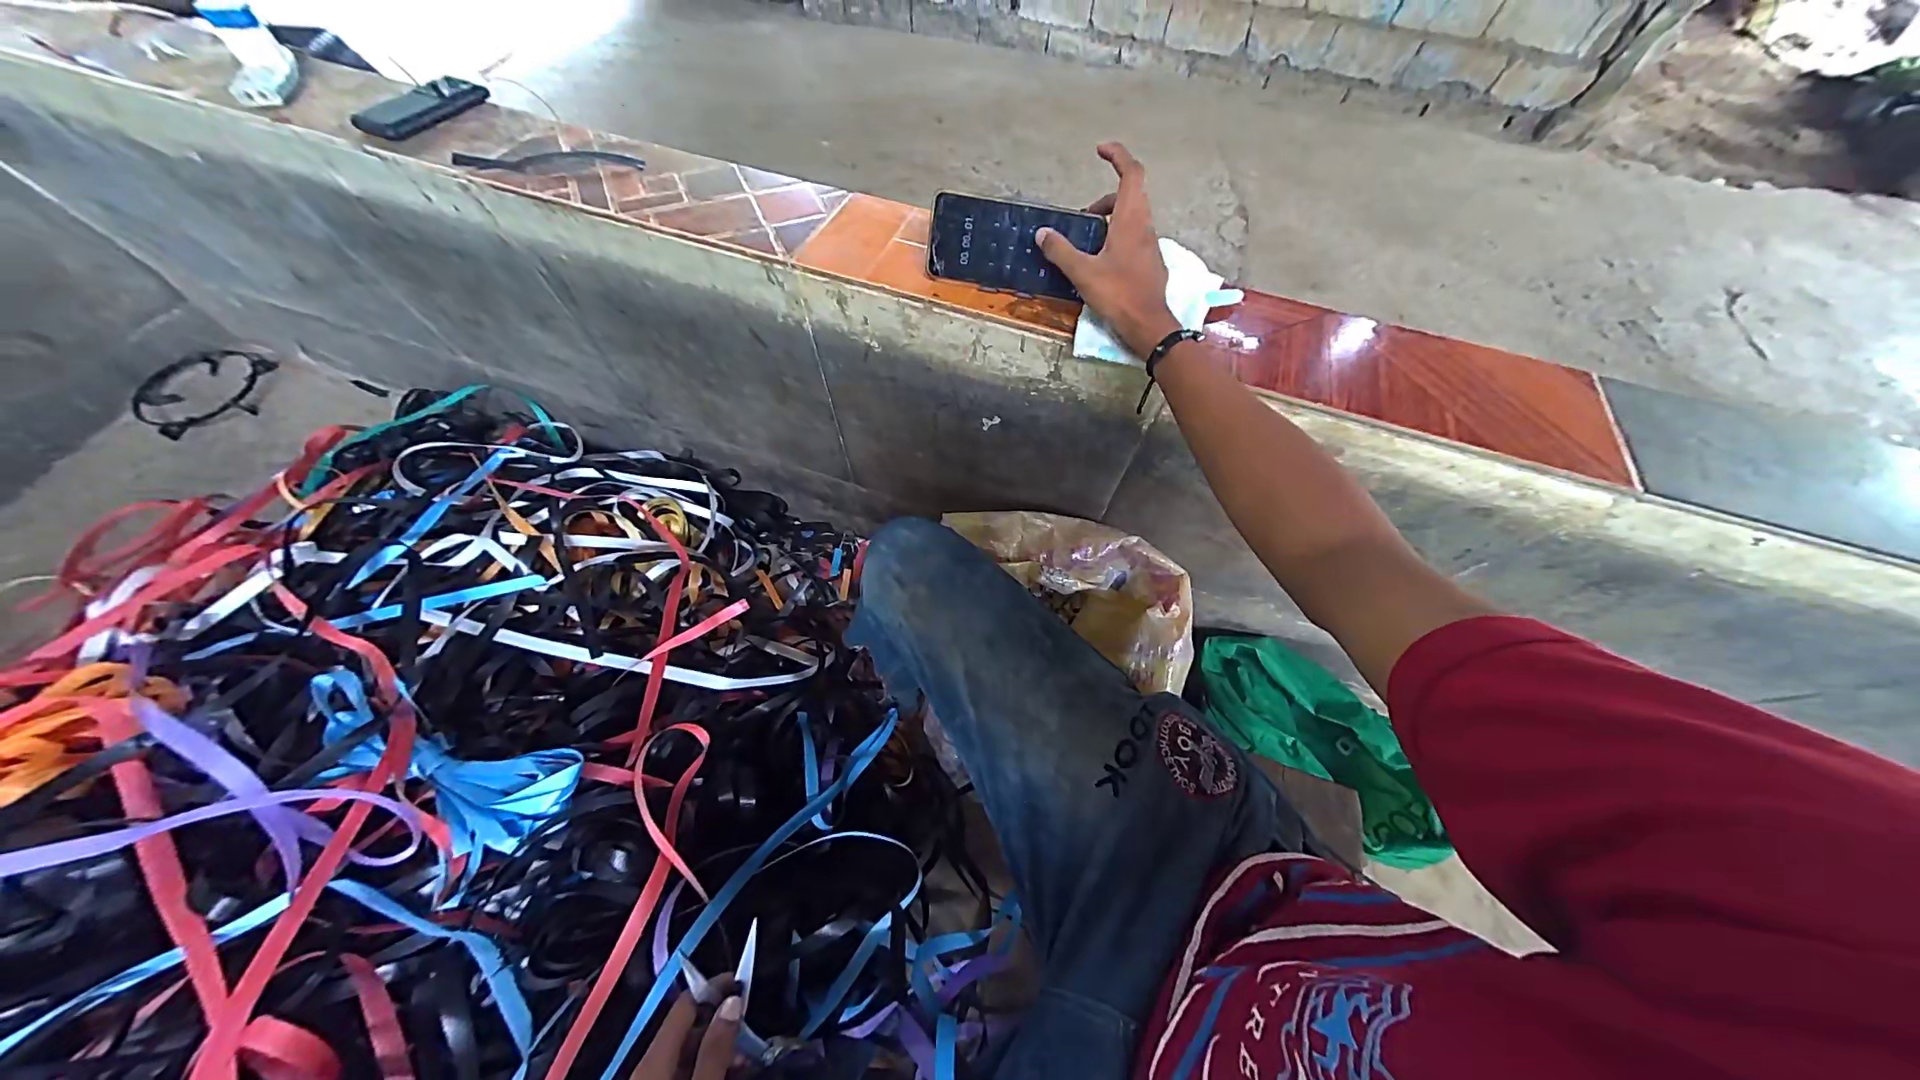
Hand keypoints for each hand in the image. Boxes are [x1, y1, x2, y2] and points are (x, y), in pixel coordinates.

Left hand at [629, 992, 743, 1079]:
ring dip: (716, 1048)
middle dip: (721, 1023)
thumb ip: (715, 1049)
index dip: (714, 987)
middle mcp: (645, 1068)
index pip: (685, 1004)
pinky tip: (725, 1073)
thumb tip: (732, 1001)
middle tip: (750, 1030)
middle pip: (687, 1029)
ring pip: (686, 1053)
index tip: (742, 984)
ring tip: (744, 1059)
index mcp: (652, 1061)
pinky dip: (705, 1068)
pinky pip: (682, 1072)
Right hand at [1036, 143, 1181, 357]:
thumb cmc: (1118, 295)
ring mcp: (1150, 246)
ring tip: (1087, 242)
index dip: (1117, 156)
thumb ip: (1061, 251)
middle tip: (1082, 216)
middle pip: (1130, 196)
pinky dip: (1117, 238)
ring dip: (1110, 220)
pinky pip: (1133, 238)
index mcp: (1131, 220)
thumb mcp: (1083, 273)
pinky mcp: (1151, 263)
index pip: (1131, 173)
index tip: (1101, 150)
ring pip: (1132, 219)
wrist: (1148, 325)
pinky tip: (1101, 262)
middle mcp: (1145, 226)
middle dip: (1105, 199)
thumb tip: (1043, 233)